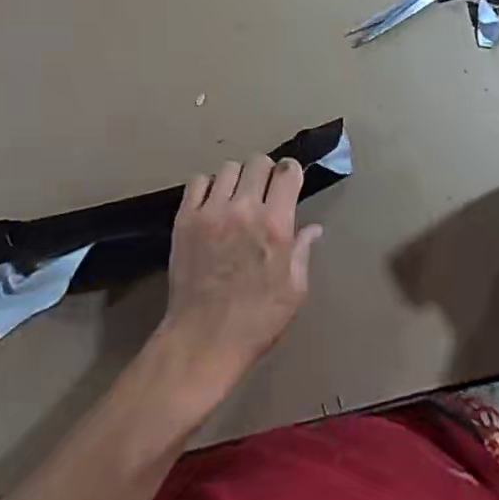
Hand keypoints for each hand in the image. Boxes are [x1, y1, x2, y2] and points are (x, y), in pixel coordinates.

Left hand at [159, 155, 323, 387]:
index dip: (291, 172)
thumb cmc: (257, 320)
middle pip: (257, 162)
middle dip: (266, 172)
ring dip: (237, 178)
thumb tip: (313, 229)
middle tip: (264, 190)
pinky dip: (207, 186)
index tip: (289, 181)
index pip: (287, 172)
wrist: (204, 337)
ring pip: (227, 167)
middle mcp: (243, 209)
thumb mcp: (294, 291)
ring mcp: (211, 211)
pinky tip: (211, 203)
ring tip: (236, 196)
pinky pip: (197, 182)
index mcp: (276, 225)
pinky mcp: (185, 218)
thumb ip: (303, 252)